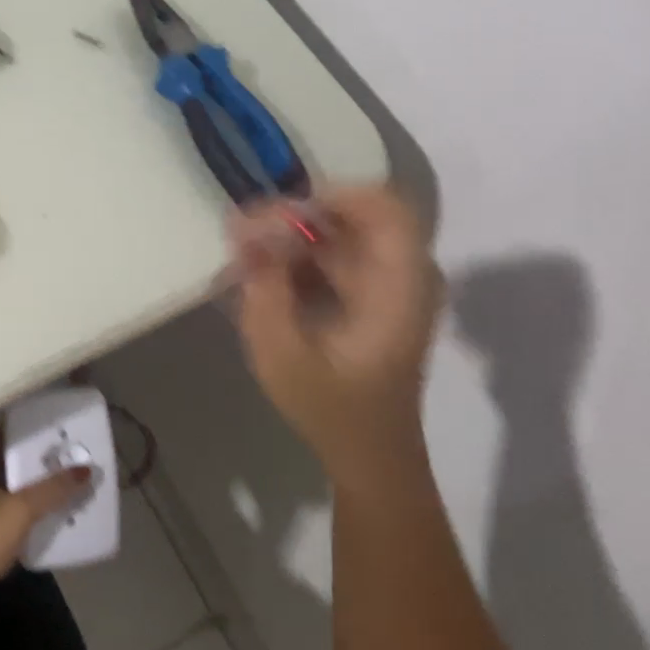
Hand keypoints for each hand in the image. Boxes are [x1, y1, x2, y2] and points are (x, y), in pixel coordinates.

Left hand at [0, 426, 93, 602]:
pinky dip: (6, 500)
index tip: (38, 428)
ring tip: (46, 480)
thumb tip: (85, 470)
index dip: (11, 427)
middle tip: (50, 455)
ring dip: (14, 479)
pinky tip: (27, 510)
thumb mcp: (21, 512)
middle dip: (18, 455)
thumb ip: (51, 490)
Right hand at [231, 185, 441, 475]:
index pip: (381, 207)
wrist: (368, 453)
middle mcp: (406, 276)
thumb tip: (245, 231)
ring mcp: (392, 289)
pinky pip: (341, 262)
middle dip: (299, 218)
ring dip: (295, 239)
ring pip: (346, 238)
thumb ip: (264, 288)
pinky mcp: (376, 303)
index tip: (272, 214)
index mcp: (398, 284)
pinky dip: (302, 261)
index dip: (328, 196)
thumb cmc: (330, 407)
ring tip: (244, 255)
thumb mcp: (281, 352)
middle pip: (359, 218)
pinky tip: (264, 278)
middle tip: (244, 234)